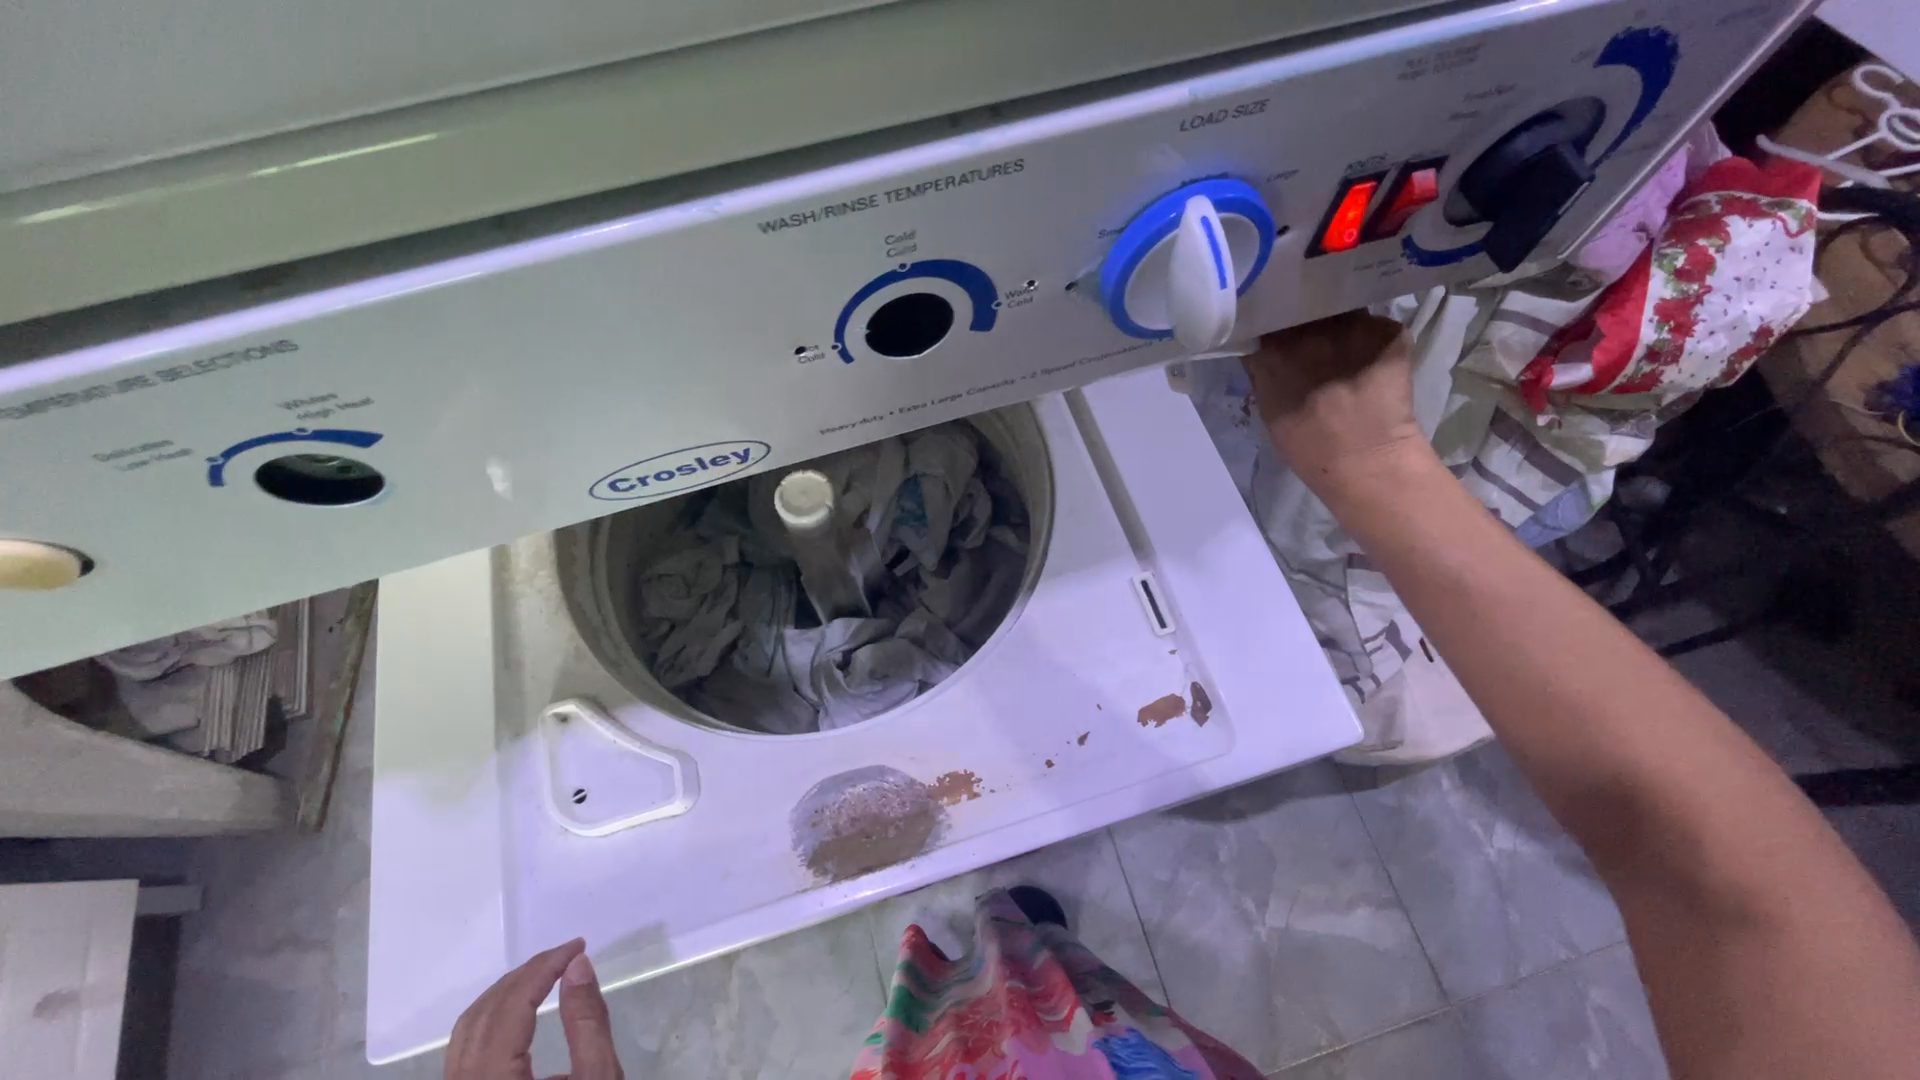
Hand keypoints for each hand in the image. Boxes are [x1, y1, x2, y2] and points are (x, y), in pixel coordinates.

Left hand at [446, 938, 622, 1079]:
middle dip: (526, 975)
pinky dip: (495, 1015)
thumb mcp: (598, 1078)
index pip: (512, 1008)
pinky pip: (466, 1046)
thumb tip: (578, 965)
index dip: (544, 969)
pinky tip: (522, 1006)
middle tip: (567, 954)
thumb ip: (588, 1023)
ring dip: (507, 992)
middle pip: (484, 1014)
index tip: (578, 946)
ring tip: (547, 972)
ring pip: (468, 1028)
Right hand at [1242, 311, 1432, 502]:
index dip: (1274, 318)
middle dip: (1308, 316)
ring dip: (1342, 325)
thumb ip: (1264, 367)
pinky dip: (1373, 340)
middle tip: (1313, 339)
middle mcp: (1311, 328)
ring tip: (1345, 350)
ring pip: (1344, 313)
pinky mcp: (1389, 331)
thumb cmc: (1307, 445)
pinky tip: (1372, 363)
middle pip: (1308, 307)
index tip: (1276, 327)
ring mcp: (1354, 325)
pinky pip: (1377, 326)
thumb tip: (1265, 346)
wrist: (1364, 461)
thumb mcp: (1267, 404)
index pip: (1270, 315)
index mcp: (1274, 347)